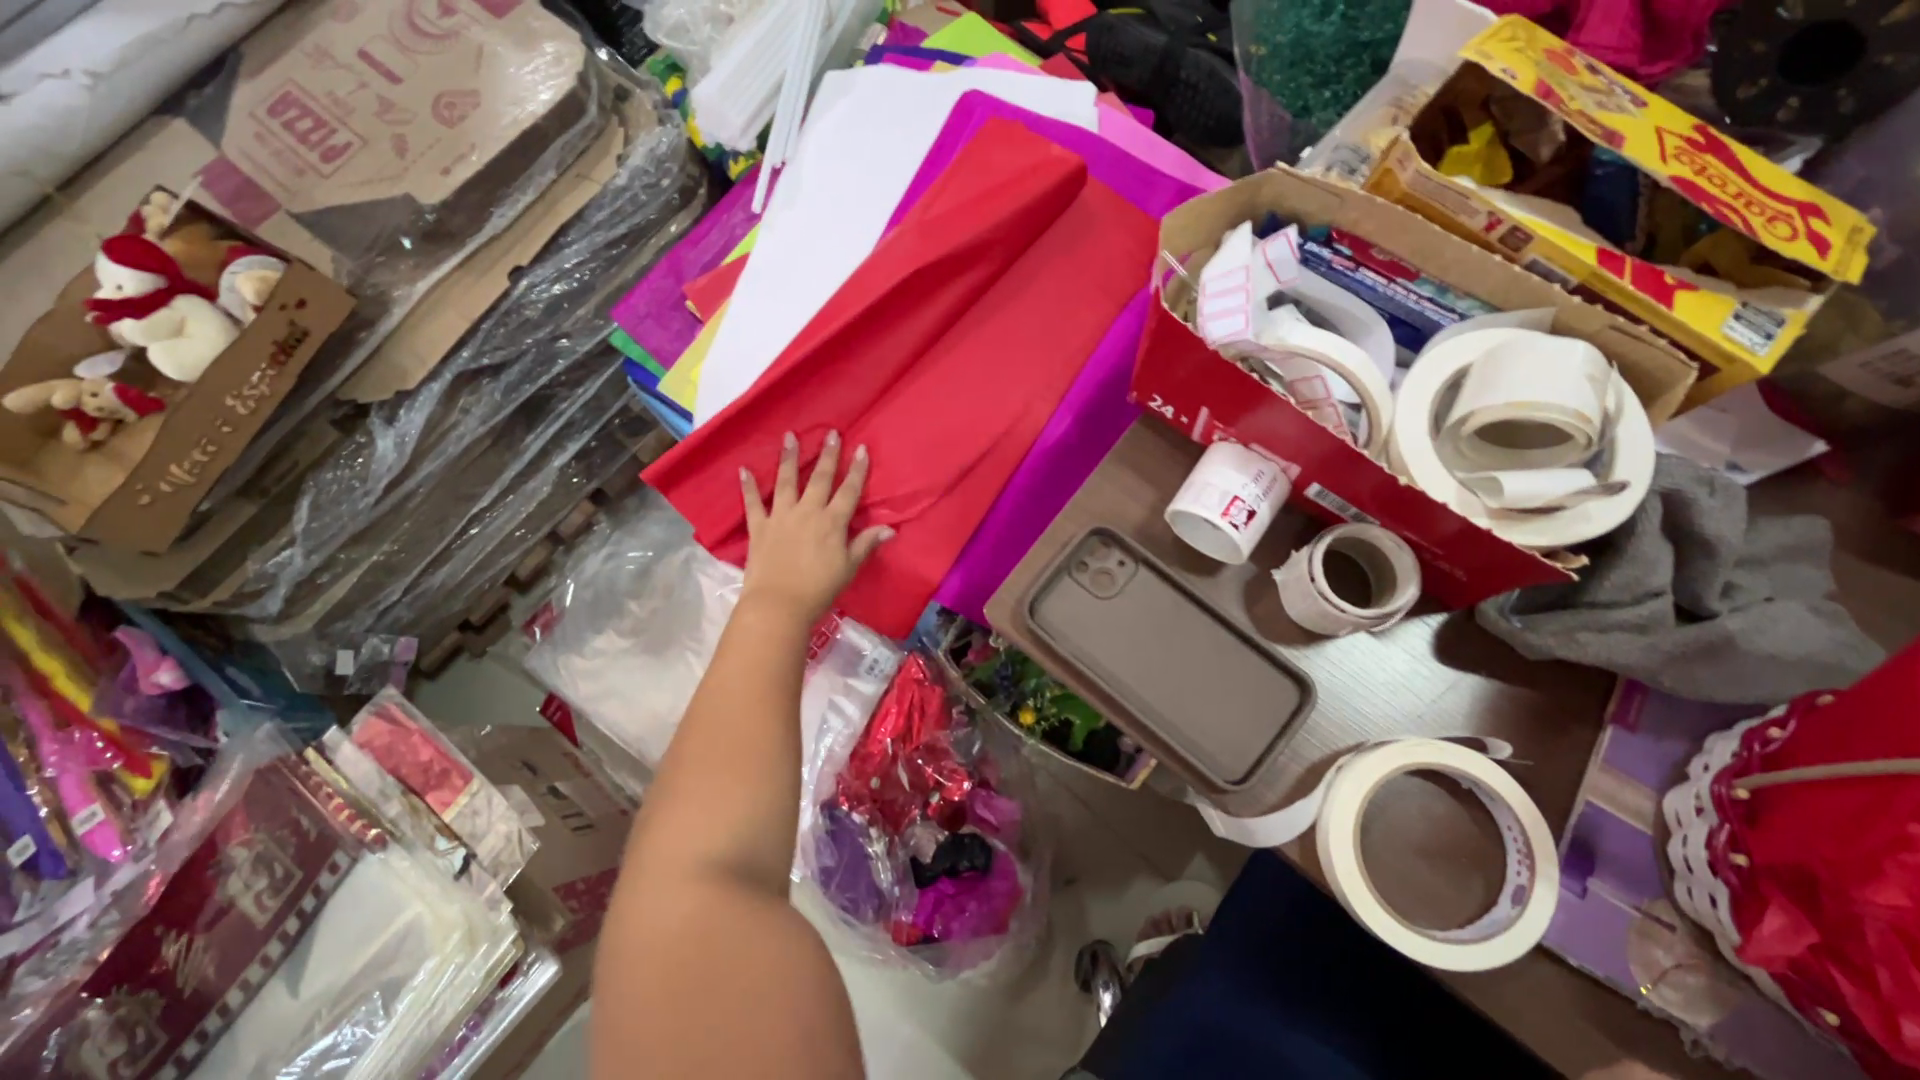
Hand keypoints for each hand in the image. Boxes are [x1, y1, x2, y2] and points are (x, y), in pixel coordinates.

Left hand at [739, 430, 891, 623]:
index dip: (857, 470)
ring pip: (786, 481)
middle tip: (831, 433)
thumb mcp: (849, 568)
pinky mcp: (758, 527)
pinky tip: (743, 469)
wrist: (779, 604)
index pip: (849, 491)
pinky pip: (752, 502)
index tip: (861, 449)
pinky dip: (747, 486)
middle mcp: (807, 512)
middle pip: (820, 478)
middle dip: (828, 455)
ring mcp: (781, 516)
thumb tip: (890, 528)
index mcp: (832, 522)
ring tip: (790, 436)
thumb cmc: (819, 589)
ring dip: (789, 458)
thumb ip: (866, 544)